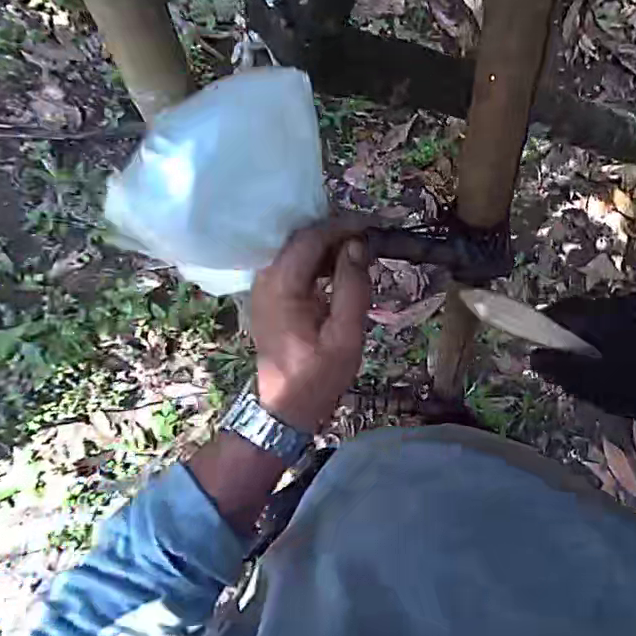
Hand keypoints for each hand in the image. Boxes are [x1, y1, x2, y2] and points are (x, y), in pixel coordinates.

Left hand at [250, 218, 373, 432]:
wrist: (285, 408)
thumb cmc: (318, 376)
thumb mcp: (345, 336)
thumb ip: (353, 288)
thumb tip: (358, 246)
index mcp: (281, 287)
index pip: (309, 239)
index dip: (341, 227)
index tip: (372, 226)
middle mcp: (264, 280)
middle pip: (299, 239)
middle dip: (334, 231)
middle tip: (369, 235)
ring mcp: (262, 288)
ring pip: (295, 250)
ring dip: (327, 245)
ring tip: (359, 249)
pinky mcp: (268, 297)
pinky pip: (292, 265)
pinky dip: (317, 260)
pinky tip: (340, 267)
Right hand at [529, 293, 635, 449]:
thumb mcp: (608, 389)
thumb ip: (569, 372)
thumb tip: (535, 356)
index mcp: (608, 315)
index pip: (564, 310)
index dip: (547, 325)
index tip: (540, 345)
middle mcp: (630, 301)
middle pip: (591, 313)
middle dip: (578, 335)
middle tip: (578, 367)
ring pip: (618, 318)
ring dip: (607, 338)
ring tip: (615, 371)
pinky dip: (632, 339)